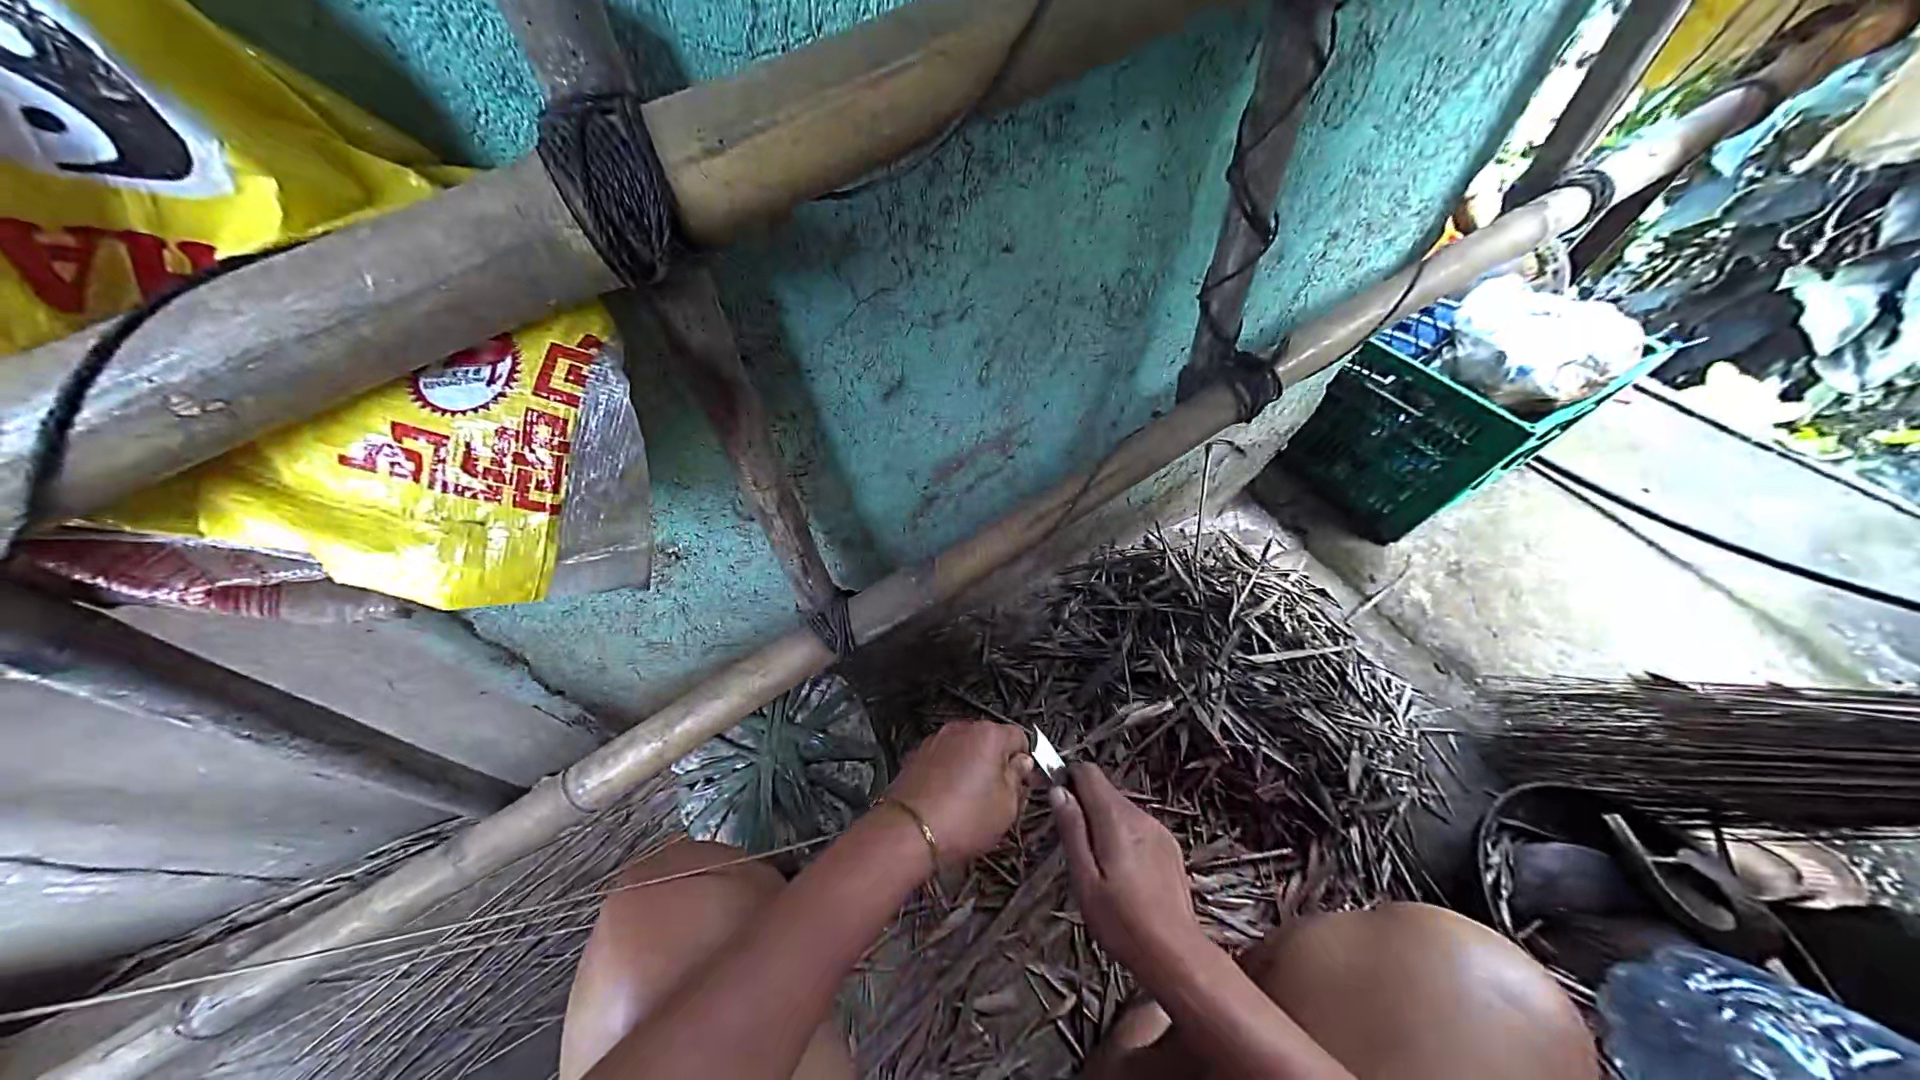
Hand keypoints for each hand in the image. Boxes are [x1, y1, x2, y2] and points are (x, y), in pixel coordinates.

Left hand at [884, 720, 1032, 868]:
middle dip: (997, 765)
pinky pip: (943, 761)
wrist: (909, 833)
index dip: (1024, 762)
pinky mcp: (917, 757)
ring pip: (965, 750)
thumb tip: (1021, 766)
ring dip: (972, 769)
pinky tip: (949, 801)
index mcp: (989, 735)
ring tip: (971, 803)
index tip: (1023, 783)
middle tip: (1000, 797)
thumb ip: (1018, 779)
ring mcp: (936, 741)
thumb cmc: (960, 820)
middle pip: (990, 741)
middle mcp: (961, 730)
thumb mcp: (1007, 806)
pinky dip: (949, 774)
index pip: (1020, 737)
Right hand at [1052, 763, 1206, 980]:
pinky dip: (1124, 839)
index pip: (1088, 773)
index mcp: (1116, 819)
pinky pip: (1138, 828)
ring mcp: (1158, 831)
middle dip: (1085, 809)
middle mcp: (1140, 817)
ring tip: (1099, 869)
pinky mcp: (1169, 847)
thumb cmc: (1124, 924)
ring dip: (1104, 826)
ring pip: (1121, 810)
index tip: (1058, 802)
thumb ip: (1071, 829)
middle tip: (1077, 850)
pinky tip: (1122, 875)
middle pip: (1104, 791)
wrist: (1176, 955)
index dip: (1068, 779)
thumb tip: (1058, 792)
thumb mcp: (1084, 879)